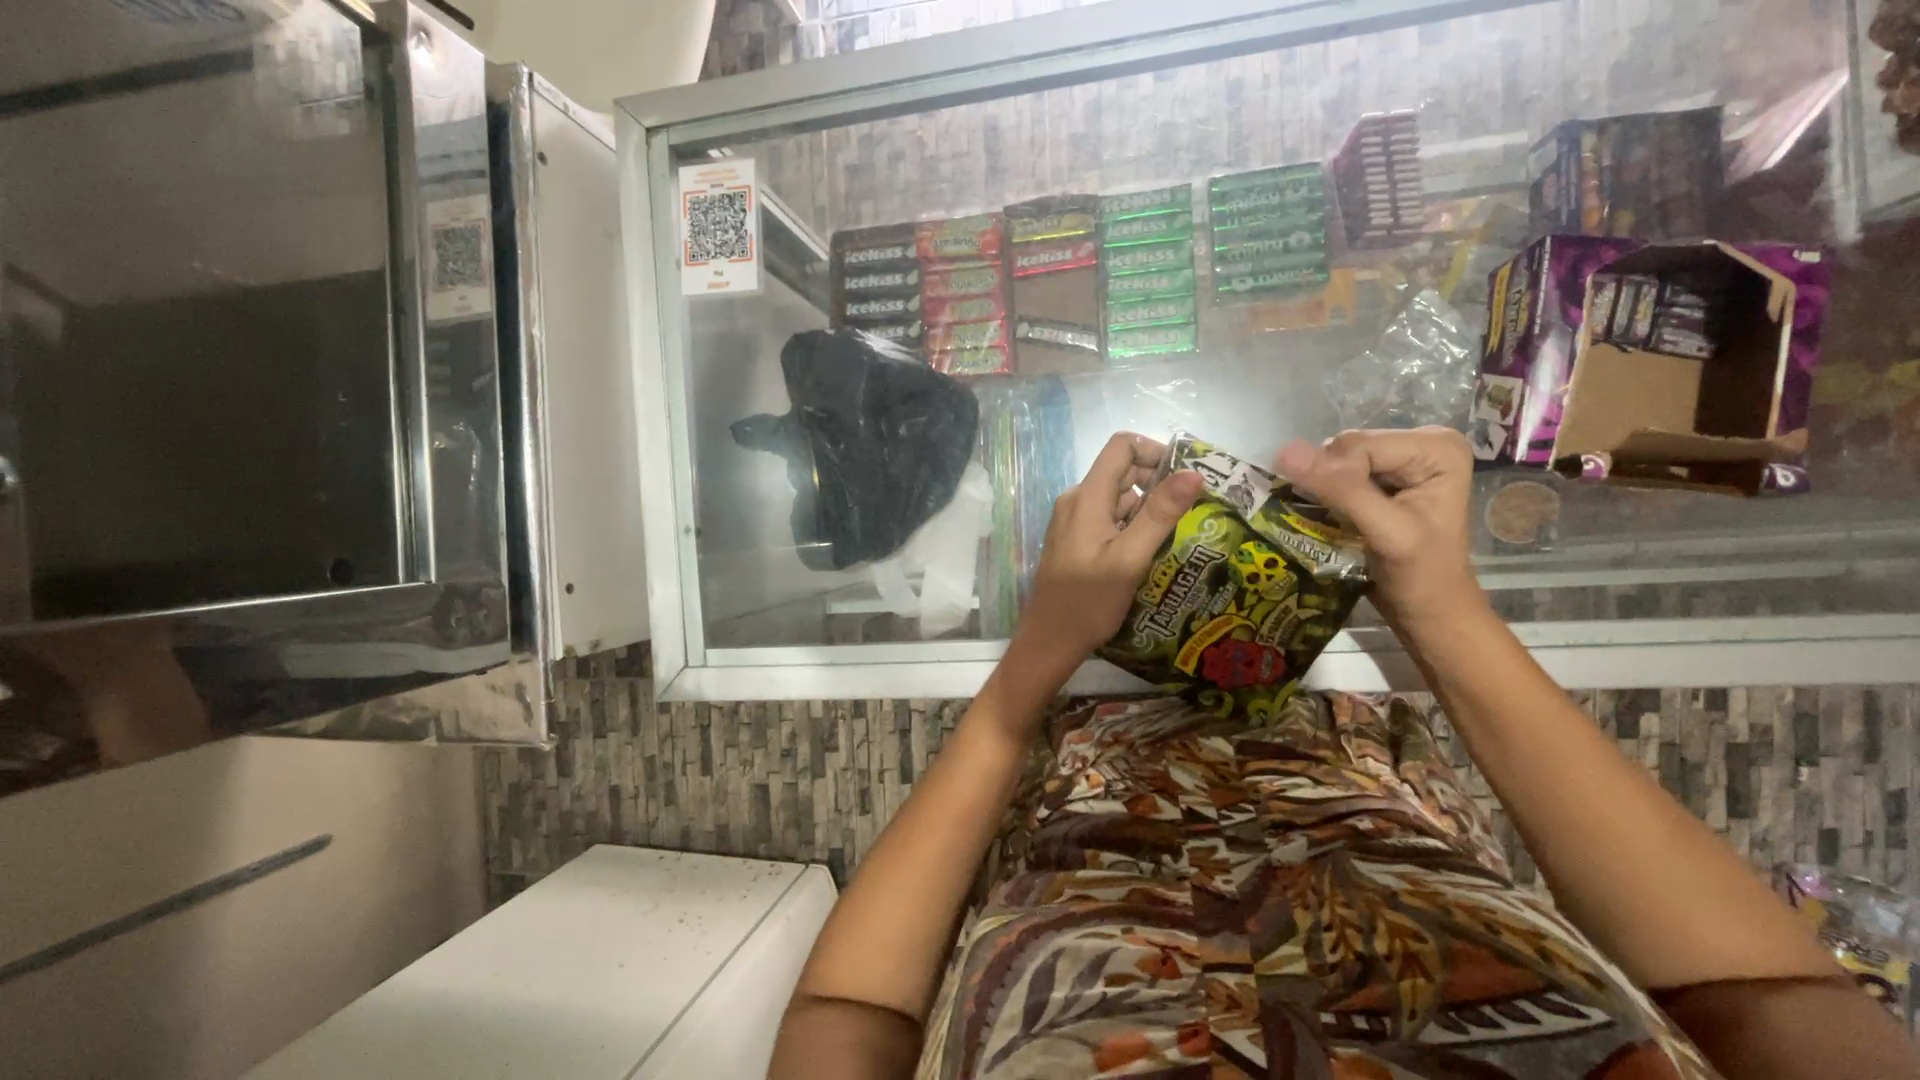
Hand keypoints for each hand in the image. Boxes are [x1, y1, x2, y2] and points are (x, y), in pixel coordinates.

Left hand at [1010, 433, 1203, 678]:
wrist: (1049, 642)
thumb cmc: (1088, 602)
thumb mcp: (1130, 559)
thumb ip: (1160, 514)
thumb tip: (1194, 473)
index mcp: (1087, 497)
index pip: (1121, 447)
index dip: (1155, 451)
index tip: (1183, 479)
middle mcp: (1076, 501)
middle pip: (1122, 472)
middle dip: (1157, 486)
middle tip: (1190, 513)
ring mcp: (1073, 522)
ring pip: (1119, 500)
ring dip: (1147, 511)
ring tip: (1176, 538)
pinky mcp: (1075, 541)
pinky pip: (1109, 520)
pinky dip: (1132, 528)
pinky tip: (1150, 554)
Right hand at [1274, 427, 1485, 630]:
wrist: (1429, 610)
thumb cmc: (1420, 576)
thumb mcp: (1386, 533)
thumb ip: (1341, 490)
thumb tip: (1285, 451)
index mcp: (1436, 446)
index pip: (1357, 445)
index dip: (1338, 480)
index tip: (1348, 520)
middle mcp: (1422, 441)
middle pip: (1347, 448)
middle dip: (1333, 483)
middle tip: (1342, 521)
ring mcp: (1403, 458)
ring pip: (1337, 459)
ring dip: (1326, 489)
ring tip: (1338, 520)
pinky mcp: (1385, 475)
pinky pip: (1339, 472)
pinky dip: (1328, 493)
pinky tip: (1335, 515)